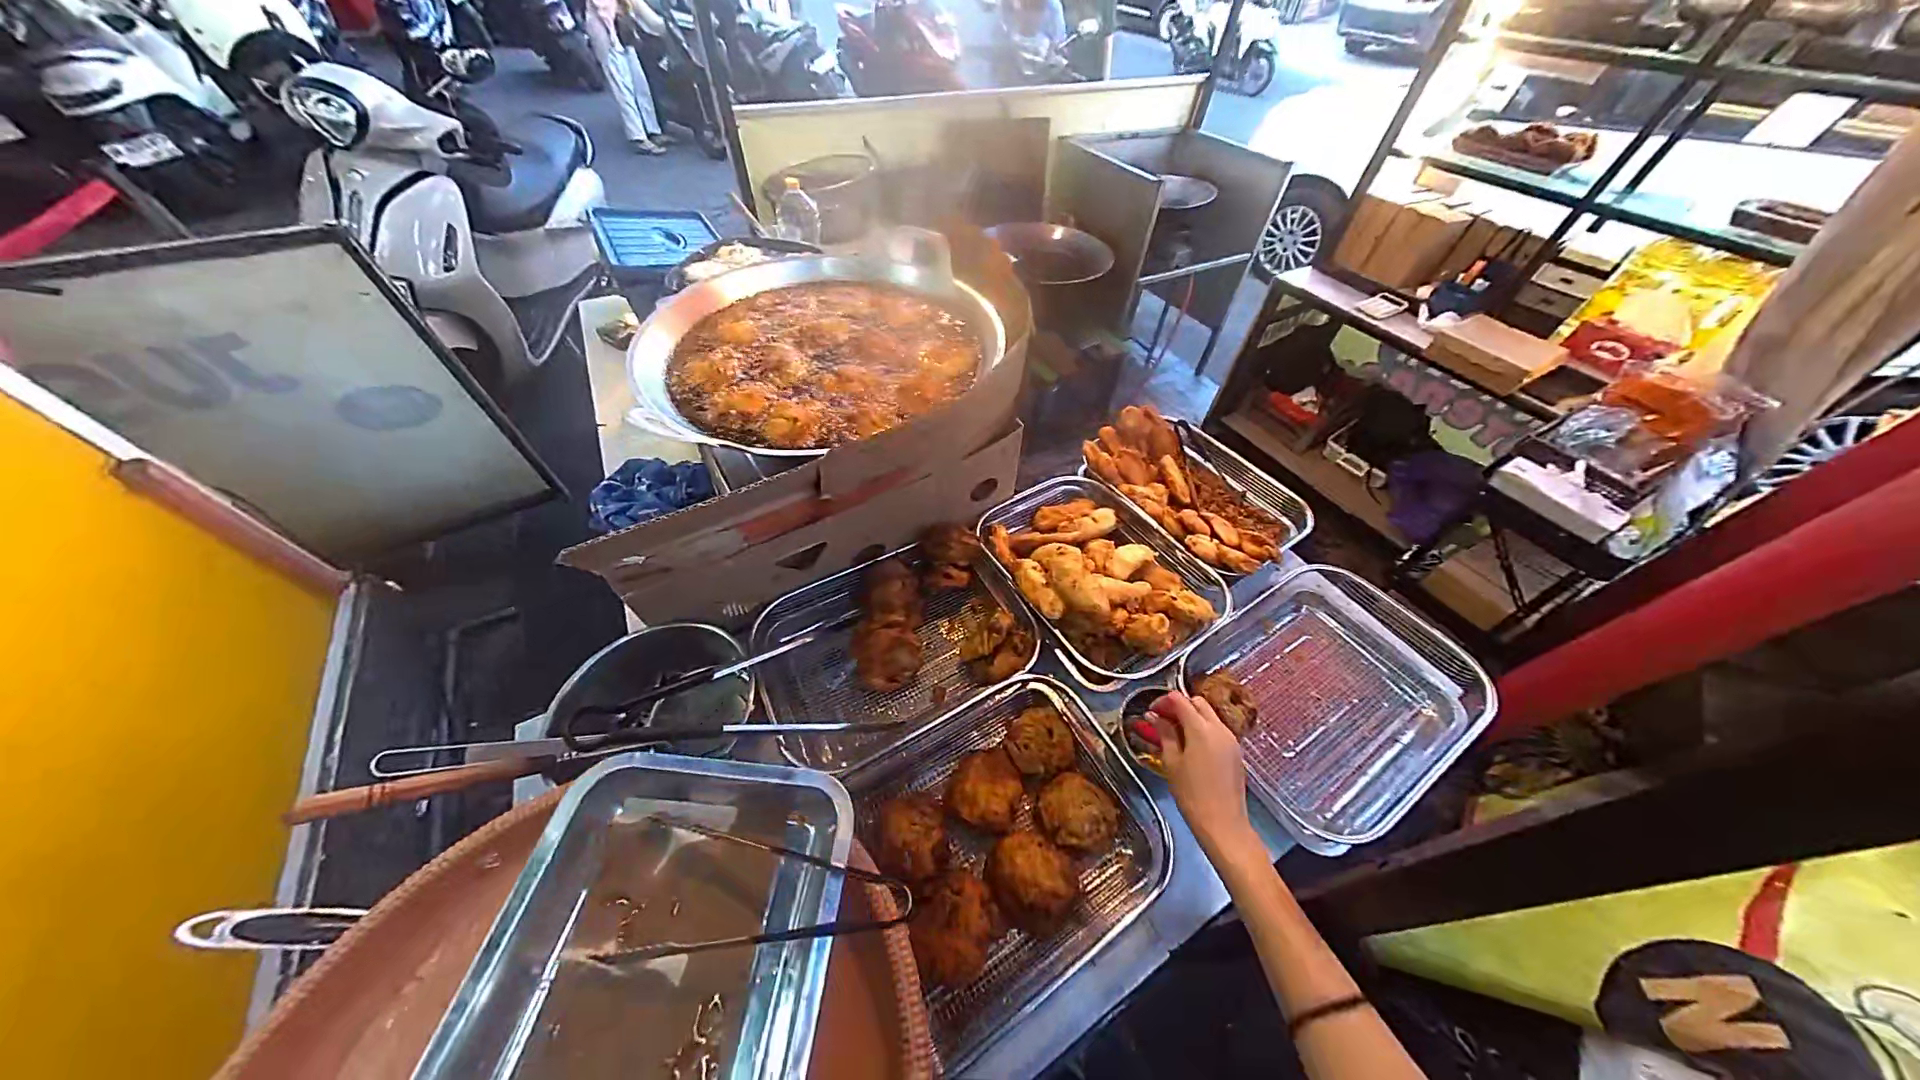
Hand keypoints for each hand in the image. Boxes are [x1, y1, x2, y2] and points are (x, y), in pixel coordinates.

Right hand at [1149, 692, 1253, 851]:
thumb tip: (1154, 716)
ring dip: (1191, 717)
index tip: (1151, 712)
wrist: (1223, 823)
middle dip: (1179, 706)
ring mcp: (1231, 740)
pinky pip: (1217, 730)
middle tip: (1161, 720)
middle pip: (1198, 703)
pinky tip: (1190, 746)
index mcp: (1201, 729)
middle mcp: (1220, 728)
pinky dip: (1203, 729)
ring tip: (1174, 734)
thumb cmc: (1192, 794)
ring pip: (1209, 715)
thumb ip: (1164, 734)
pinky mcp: (1235, 752)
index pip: (1180, 700)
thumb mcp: (1172, 762)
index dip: (1163, 701)